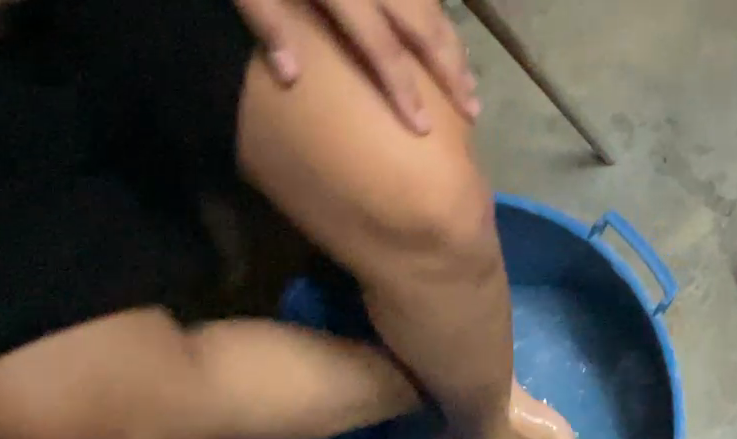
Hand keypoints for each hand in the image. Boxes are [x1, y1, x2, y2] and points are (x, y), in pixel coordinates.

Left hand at [235, 0, 480, 134]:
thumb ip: (265, 18)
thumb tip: (290, 76)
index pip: (383, 48)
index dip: (404, 90)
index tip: (424, 128)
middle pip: (424, 28)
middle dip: (450, 71)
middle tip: (472, 110)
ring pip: (432, 6)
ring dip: (453, 46)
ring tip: (469, 81)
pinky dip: (440, 13)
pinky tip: (448, 34)